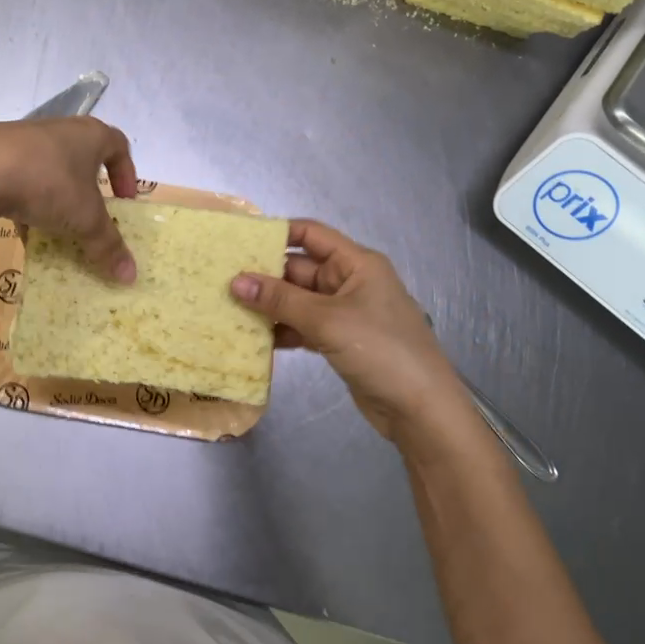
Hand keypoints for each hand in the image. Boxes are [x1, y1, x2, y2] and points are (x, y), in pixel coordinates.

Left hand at [0, 117, 138, 282]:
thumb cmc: (49, 183)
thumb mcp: (85, 219)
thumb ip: (108, 245)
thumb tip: (131, 275)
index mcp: (91, 135)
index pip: (119, 146)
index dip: (126, 174)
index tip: (124, 201)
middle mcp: (62, 129)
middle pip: (83, 156)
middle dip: (88, 188)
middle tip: (91, 214)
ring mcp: (28, 138)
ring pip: (51, 168)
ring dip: (57, 195)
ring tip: (56, 225)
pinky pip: (22, 176)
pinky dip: (27, 198)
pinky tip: (23, 224)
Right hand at [231, 221, 468, 441]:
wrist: (421, 410)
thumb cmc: (380, 350)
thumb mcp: (327, 320)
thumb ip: (280, 300)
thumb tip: (235, 281)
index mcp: (357, 263)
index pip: (311, 234)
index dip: (277, 233)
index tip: (240, 241)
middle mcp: (351, 282)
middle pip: (300, 269)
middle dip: (265, 275)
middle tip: (223, 280)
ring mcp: (346, 313)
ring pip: (299, 300)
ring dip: (270, 306)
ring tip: (230, 308)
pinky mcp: (340, 341)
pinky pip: (304, 326)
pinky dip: (282, 330)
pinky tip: (254, 337)